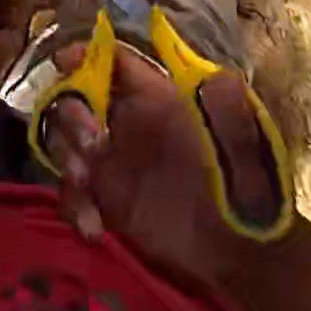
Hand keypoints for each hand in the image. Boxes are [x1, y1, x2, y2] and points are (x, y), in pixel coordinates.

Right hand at [44, 43, 280, 285]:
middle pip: (76, 96)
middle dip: (71, 115)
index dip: (85, 55)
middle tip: (90, 145)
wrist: (244, 256)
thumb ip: (233, 115)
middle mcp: (125, 120)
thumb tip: (222, 78)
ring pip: (63, 139)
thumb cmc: (247, 190)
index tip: (64, 63)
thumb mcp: (247, 149)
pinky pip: (70, 190)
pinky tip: (95, 226)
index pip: (112, 61)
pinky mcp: (103, 196)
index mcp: (154, 97)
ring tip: (87, 184)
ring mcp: (110, 158)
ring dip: (66, 157)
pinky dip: (74, 205)